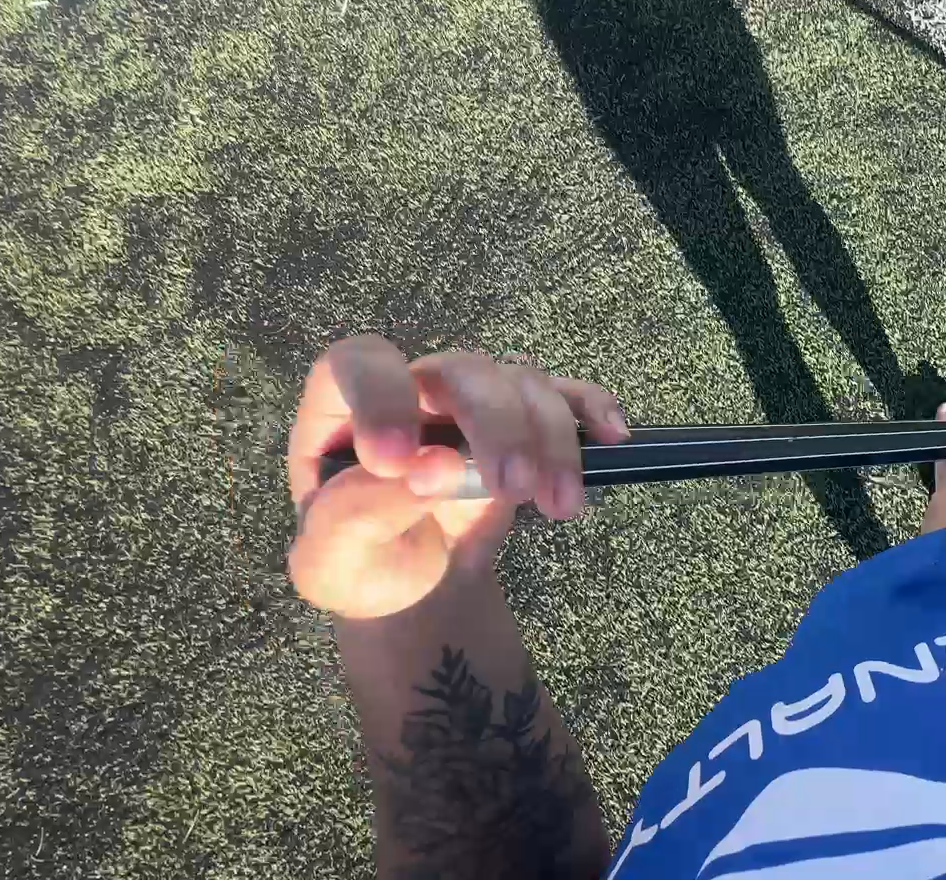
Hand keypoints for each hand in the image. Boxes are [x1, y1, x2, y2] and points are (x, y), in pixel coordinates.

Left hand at [285, 334, 629, 619]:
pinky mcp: (529, 418)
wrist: (422, 579)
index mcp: (347, 411)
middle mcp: (418, 391)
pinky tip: (613, 437)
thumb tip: (433, 468)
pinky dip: (594, 409)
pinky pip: (570, 394)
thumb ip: (360, 512)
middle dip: (497, 426)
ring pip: (525, 384)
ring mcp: (480, 399)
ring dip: (552, 441)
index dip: (381, 395)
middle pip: (465, 370)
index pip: (360, 364)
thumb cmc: (366, 565)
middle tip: (513, 488)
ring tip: (559, 505)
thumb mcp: (332, 561)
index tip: (396, 460)